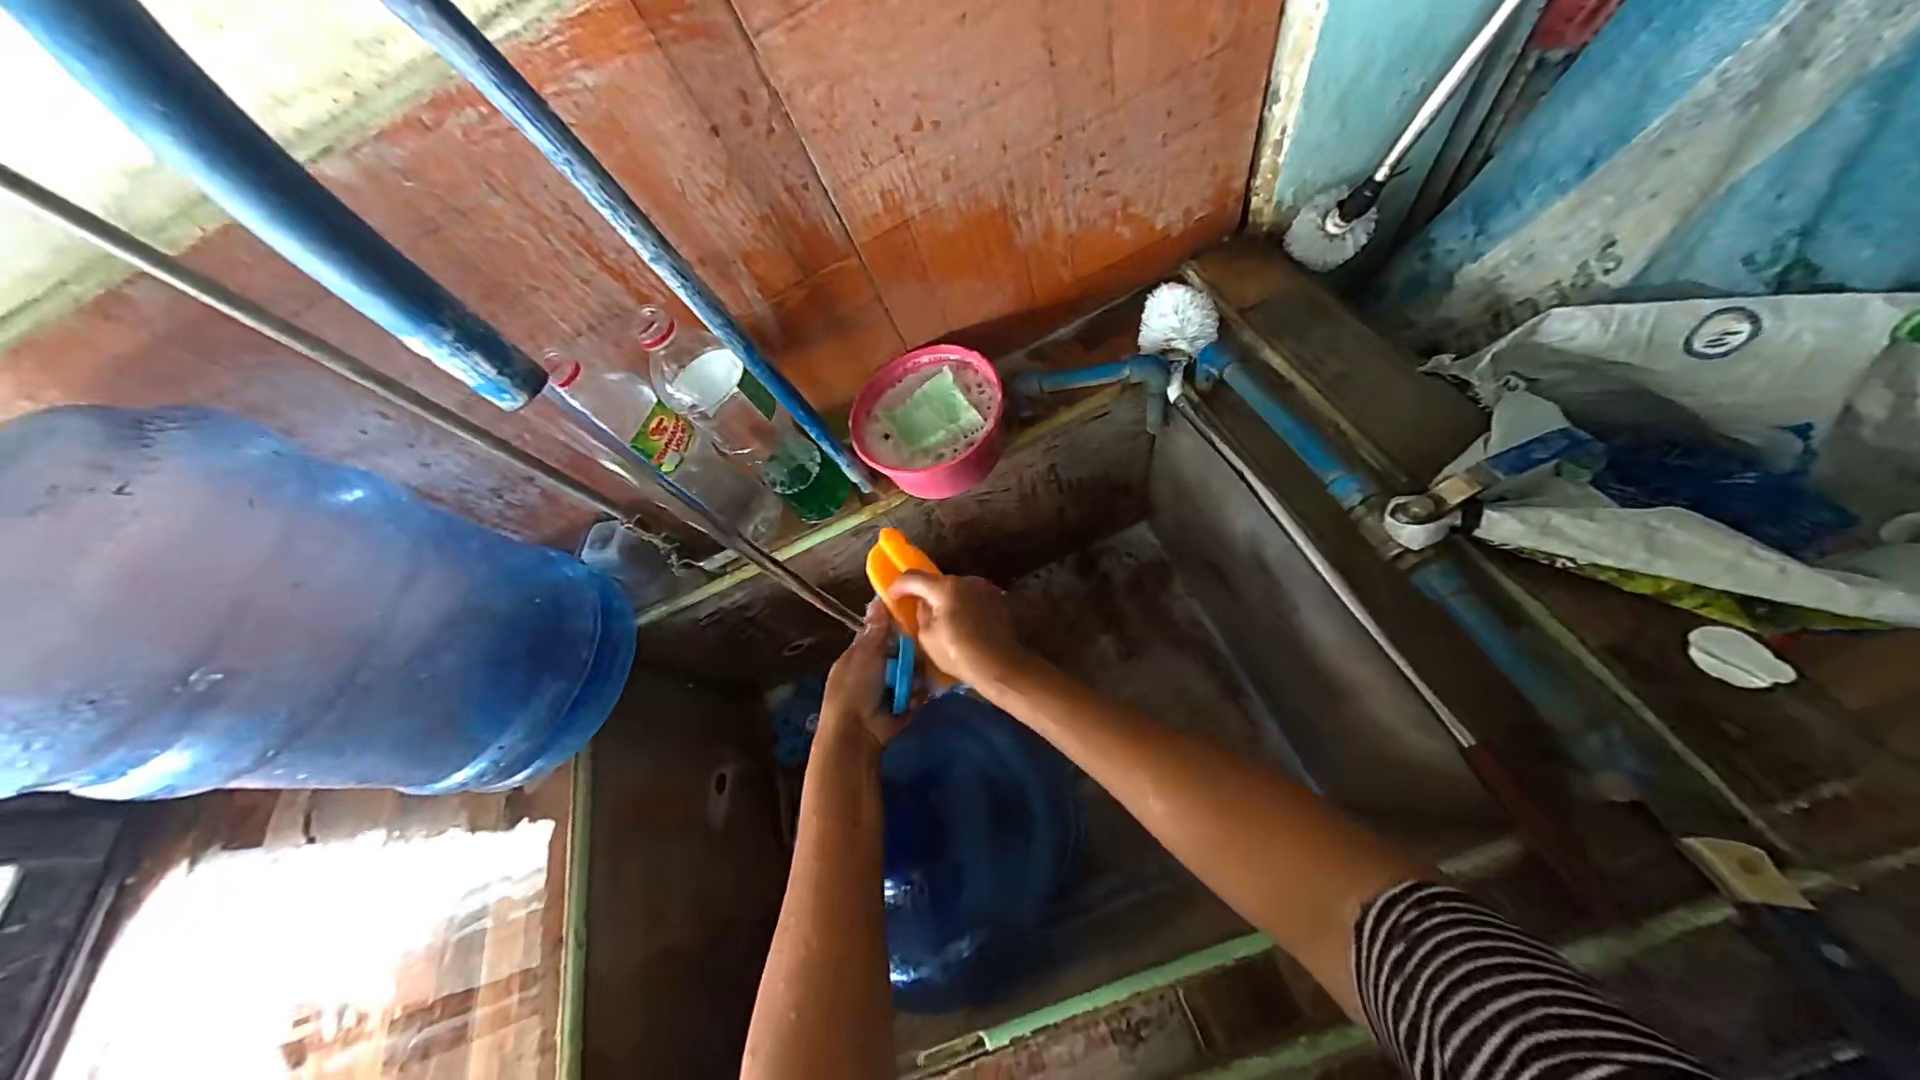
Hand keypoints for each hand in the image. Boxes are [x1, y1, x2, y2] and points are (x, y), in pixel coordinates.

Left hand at [819, 598, 908, 752]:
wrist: (857, 733)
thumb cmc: (854, 688)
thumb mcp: (864, 655)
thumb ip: (875, 630)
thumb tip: (877, 600)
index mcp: (860, 654)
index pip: (881, 632)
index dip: (896, 624)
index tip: (915, 614)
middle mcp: (876, 669)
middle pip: (901, 651)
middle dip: (912, 651)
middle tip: (924, 646)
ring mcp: (890, 688)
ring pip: (912, 671)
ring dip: (916, 675)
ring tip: (920, 675)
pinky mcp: (902, 706)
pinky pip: (918, 693)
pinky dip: (918, 694)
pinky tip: (918, 695)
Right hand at [885, 573, 1031, 688]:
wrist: (1000, 665)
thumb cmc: (958, 653)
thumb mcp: (927, 638)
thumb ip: (921, 615)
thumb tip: (923, 604)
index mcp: (944, 588)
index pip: (914, 577)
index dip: (899, 585)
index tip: (891, 595)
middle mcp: (966, 581)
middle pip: (938, 582)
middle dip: (926, 593)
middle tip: (917, 608)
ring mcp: (985, 588)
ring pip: (958, 589)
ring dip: (947, 599)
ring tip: (943, 618)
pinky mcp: (998, 599)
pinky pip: (973, 598)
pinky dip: (965, 605)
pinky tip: (964, 623)